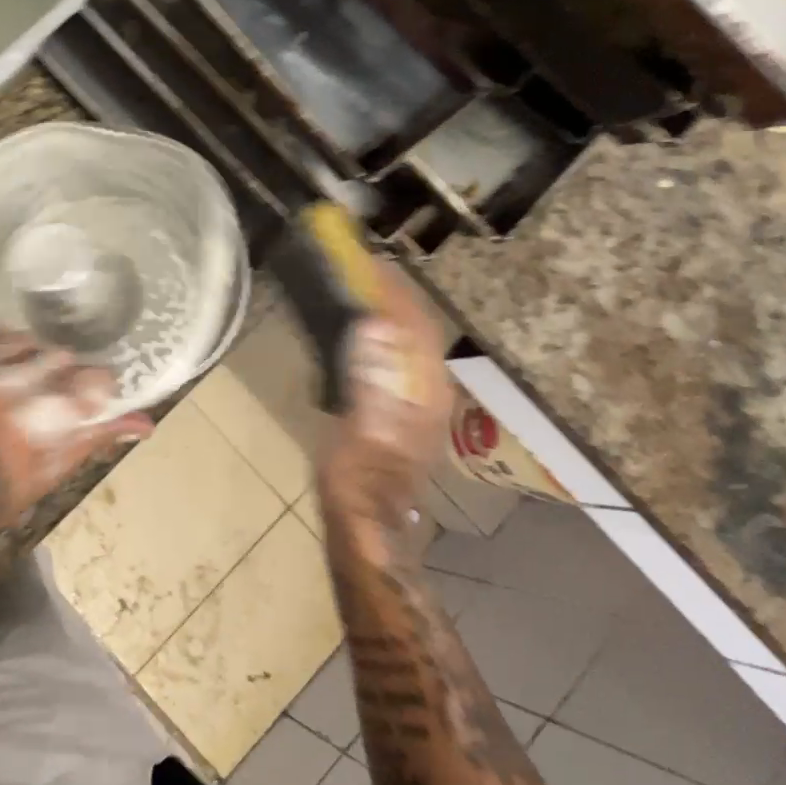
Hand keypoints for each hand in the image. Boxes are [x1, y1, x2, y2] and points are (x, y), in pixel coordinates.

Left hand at [0, 326, 152, 578]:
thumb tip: (144, 423)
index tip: (95, 399)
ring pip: (24, 340)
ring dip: (34, 357)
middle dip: (66, 376)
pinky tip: (2, 359)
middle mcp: (8, 388)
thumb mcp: (52, 475)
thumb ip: (95, 439)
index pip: (94, 380)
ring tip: (28, 381)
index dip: (100, 389)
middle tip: (57, 397)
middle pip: (60, 356)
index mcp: (40, 422)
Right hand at [317, 263, 452, 550]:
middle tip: (358, 264)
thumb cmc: (358, 482)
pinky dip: (380, 332)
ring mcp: (418, 400)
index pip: (414, 325)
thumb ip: (370, 379)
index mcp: (422, 390)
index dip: (391, 289)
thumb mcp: (361, 430)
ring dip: (387, 310)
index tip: (364, 259)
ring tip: (357, 286)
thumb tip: (374, 326)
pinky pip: (397, 355)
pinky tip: (359, 330)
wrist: (367, 525)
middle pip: (417, 328)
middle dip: (391, 293)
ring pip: (410, 341)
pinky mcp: (402, 408)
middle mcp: (428, 389)